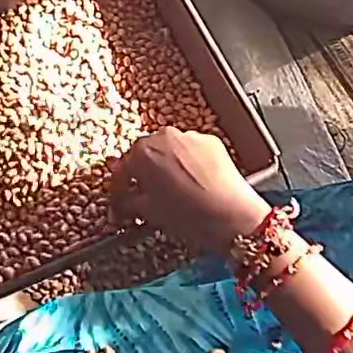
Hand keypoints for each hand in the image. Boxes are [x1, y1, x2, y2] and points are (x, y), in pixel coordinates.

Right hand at [112, 127, 268, 254]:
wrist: (232, 216)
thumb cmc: (189, 216)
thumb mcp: (150, 212)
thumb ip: (129, 201)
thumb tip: (122, 202)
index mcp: (142, 153)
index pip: (122, 168)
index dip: (120, 186)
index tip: (121, 198)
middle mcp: (164, 137)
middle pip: (146, 153)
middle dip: (144, 171)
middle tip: (146, 194)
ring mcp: (189, 136)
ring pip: (170, 149)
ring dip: (167, 164)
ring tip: (174, 189)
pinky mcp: (211, 141)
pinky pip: (191, 149)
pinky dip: (188, 162)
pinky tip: (193, 182)